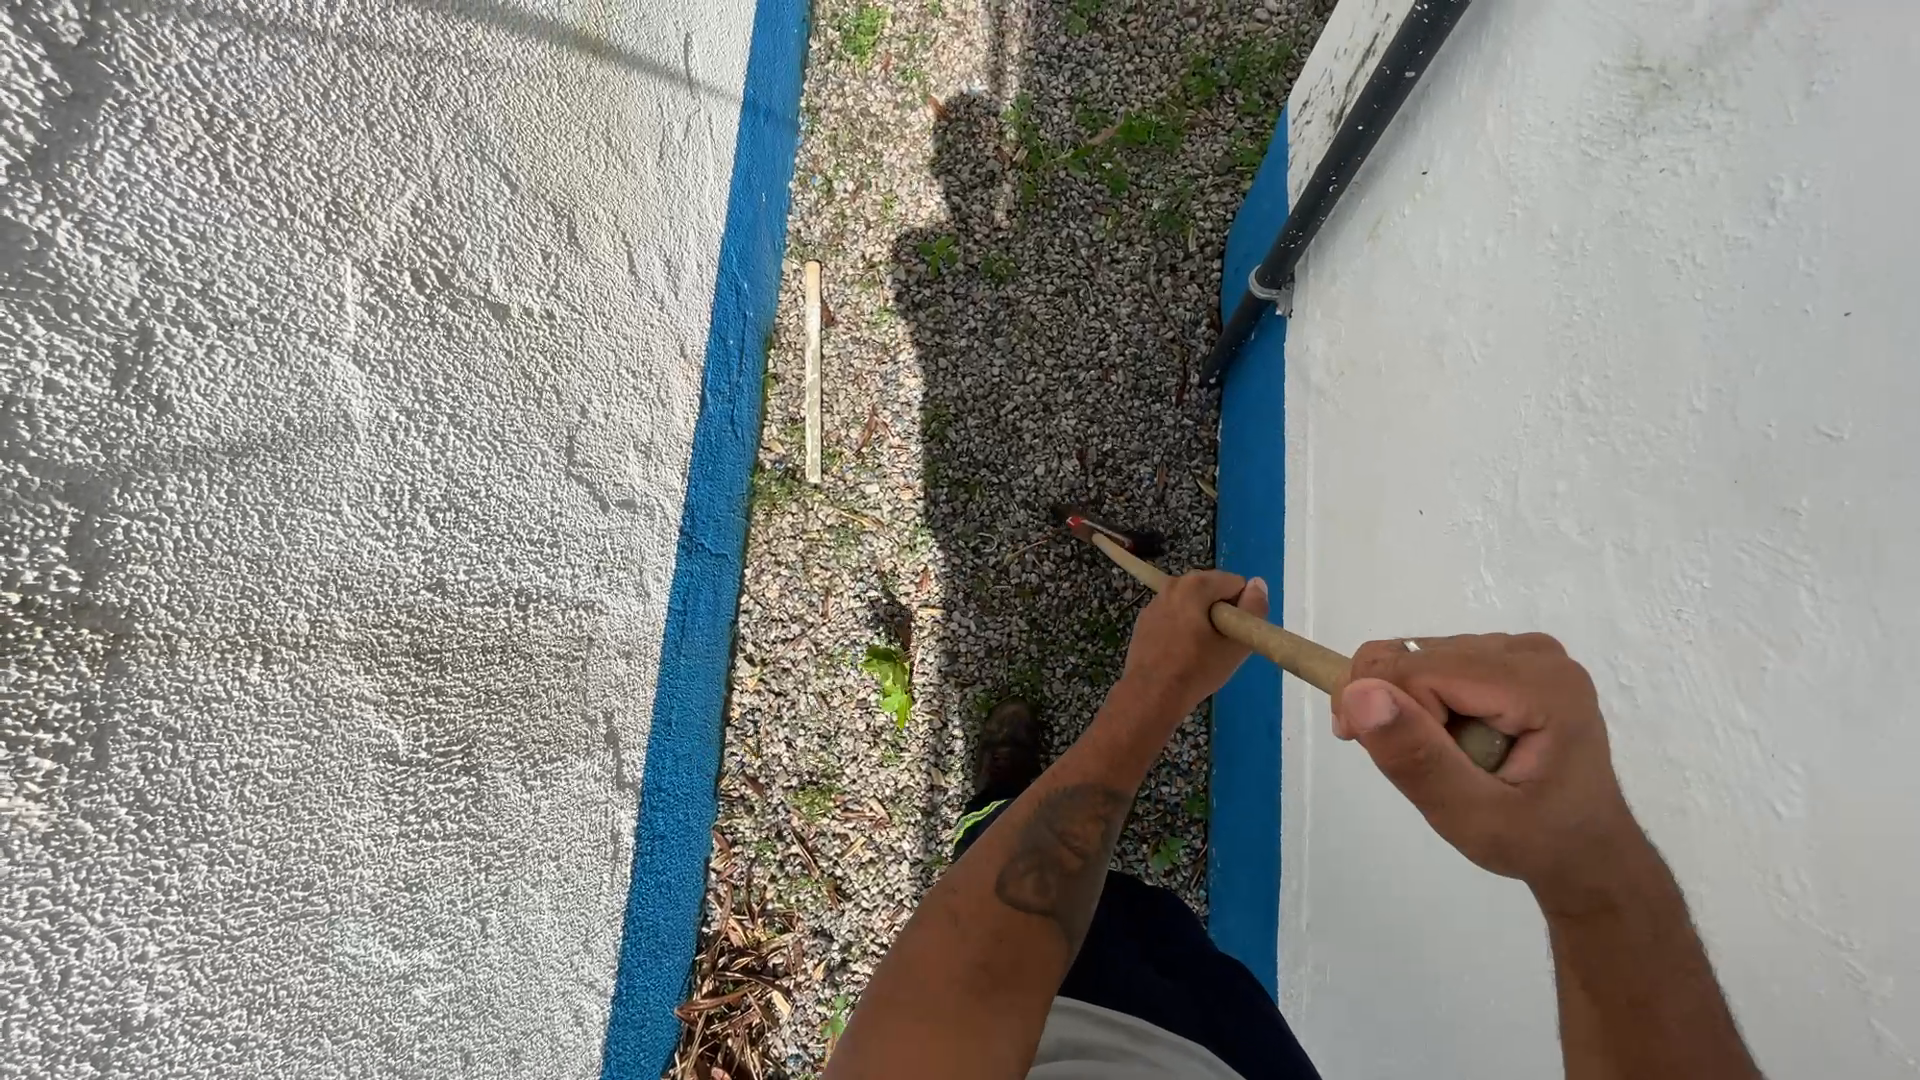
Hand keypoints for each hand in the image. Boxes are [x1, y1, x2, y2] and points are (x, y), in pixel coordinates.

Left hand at [1118, 571, 1268, 720]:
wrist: (1151, 693)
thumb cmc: (1197, 668)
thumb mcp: (1236, 642)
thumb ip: (1254, 608)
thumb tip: (1258, 583)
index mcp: (1195, 584)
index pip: (1236, 584)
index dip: (1242, 609)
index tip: (1234, 634)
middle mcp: (1172, 584)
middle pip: (1213, 591)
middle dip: (1222, 612)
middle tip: (1220, 644)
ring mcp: (1155, 601)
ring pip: (1193, 604)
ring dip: (1202, 620)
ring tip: (1201, 650)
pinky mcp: (1145, 619)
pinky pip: (1175, 615)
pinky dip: (1183, 627)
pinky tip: (1180, 652)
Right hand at [1334, 634, 1653, 913]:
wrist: (1584, 851)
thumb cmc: (1534, 842)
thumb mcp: (1470, 817)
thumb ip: (1417, 757)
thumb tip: (1358, 693)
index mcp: (1539, 684)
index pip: (1415, 672)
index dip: (1387, 714)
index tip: (1384, 759)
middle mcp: (1531, 653)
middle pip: (1410, 657)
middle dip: (1386, 706)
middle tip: (1400, 760)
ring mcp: (1520, 650)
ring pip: (1410, 656)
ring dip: (1397, 704)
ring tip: (1427, 754)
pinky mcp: (1506, 656)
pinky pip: (1426, 660)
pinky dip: (1411, 696)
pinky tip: (1436, 734)